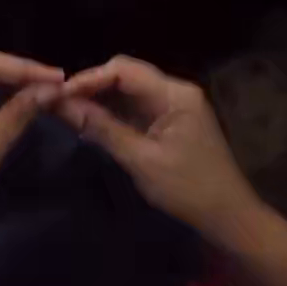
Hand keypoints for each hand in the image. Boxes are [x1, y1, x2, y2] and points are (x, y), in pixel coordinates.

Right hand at [58, 56, 267, 243]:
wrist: (227, 216)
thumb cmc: (187, 188)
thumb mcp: (140, 160)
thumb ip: (102, 128)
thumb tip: (63, 105)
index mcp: (174, 94)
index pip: (123, 69)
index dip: (88, 78)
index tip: (59, 95)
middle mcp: (175, 91)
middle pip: (125, 75)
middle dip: (91, 86)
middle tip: (59, 102)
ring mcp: (173, 106)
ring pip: (128, 91)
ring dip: (100, 99)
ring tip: (68, 110)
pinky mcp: (169, 122)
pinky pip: (136, 108)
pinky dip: (113, 112)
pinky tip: (91, 121)